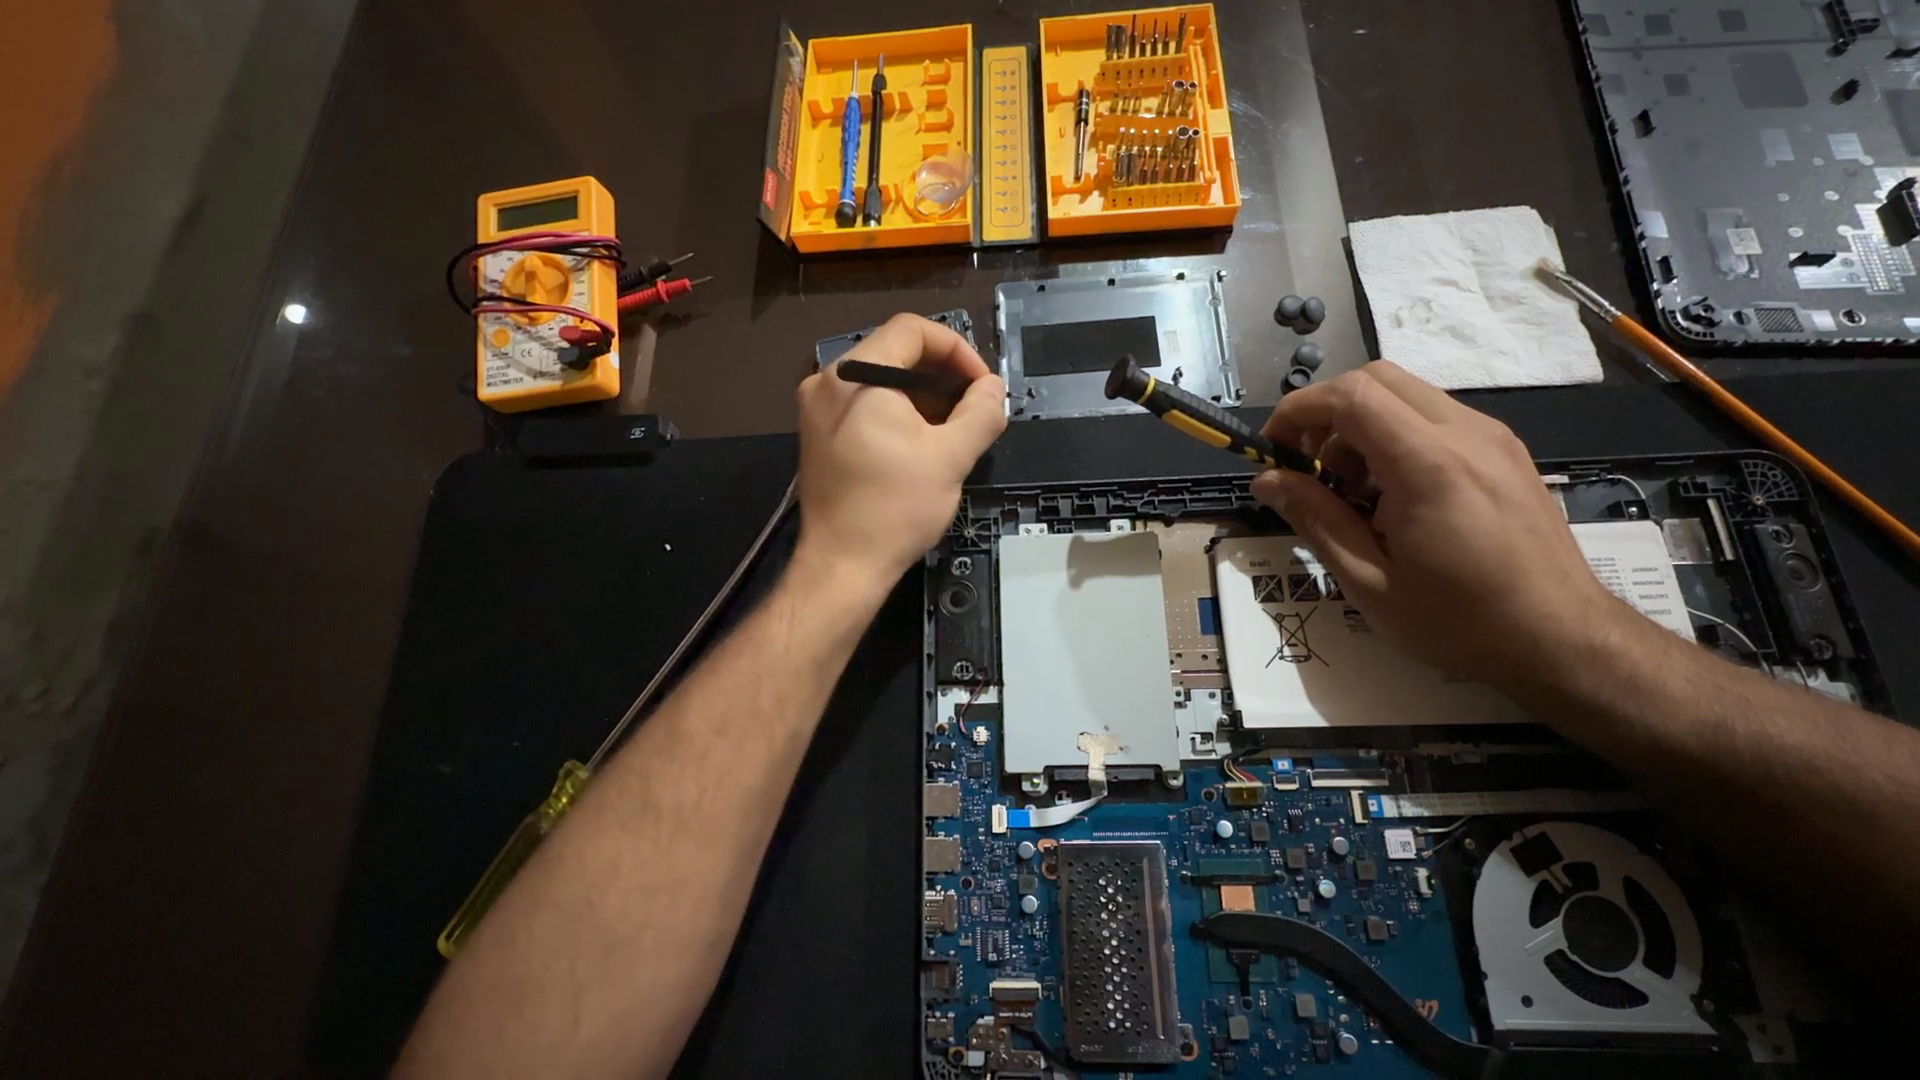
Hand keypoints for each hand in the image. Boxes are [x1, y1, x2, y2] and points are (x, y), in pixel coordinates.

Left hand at [793, 314, 1006, 596]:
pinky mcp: (818, 434)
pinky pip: (864, 404)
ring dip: (923, 396)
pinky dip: (898, 412)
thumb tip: (994, 388)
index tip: (981, 385)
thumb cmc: (894, 509)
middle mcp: (827, 381)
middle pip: (895, 351)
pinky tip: (922, 444)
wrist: (842, 566)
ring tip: (953, 431)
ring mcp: (817, 408)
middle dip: (942, 376)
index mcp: (855, 375)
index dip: (956, 350)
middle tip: (974, 409)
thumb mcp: (951, 458)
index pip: (912, 330)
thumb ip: (980, 413)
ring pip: (881, 380)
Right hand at [1248, 361, 1638, 686]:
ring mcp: (1491, 438)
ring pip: (1406, 395)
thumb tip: (1268, 480)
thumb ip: (1316, 519)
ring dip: (1359, 426)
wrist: (1561, 640)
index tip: (1272, 451)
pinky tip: (1389, 495)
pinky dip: (1394, 437)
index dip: (1298, 411)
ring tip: (1347, 490)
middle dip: (1326, 411)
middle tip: (1305, 465)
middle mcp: (1465, 433)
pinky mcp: (1503, 451)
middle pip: (1376, 379)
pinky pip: (1434, 418)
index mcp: (1428, 464)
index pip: (1351, 395)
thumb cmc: (1459, 622)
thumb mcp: (1369, 581)